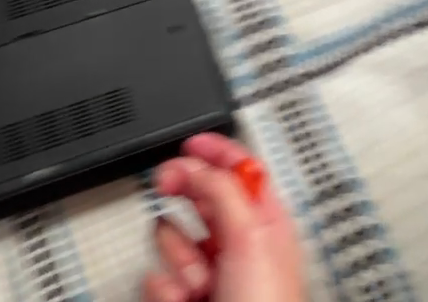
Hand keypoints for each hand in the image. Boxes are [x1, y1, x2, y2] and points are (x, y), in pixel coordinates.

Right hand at [147, 133, 305, 301]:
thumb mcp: (250, 237)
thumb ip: (225, 190)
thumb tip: (199, 165)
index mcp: (267, 222)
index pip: (242, 169)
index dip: (214, 149)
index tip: (188, 141)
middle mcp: (241, 243)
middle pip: (203, 195)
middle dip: (182, 194)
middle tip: (166, 183)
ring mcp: (214, 273)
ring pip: (175, 235)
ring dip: (176, 254)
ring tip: (193, 280)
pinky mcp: (190, 299)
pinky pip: (160, 275)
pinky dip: (165, 286)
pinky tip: (182, 300)